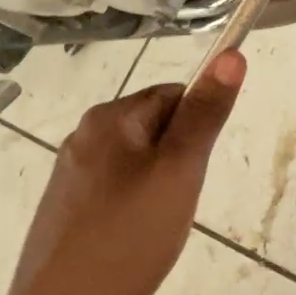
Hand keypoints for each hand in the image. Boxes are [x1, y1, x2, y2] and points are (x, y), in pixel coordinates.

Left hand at [9, 51, 246, 294]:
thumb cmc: (127, 236)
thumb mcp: (179, 170)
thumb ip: (206, 113)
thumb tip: (232, 53)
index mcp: (109, 117)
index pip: (175, 96)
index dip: (193, 131)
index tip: (190, 169)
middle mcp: (84, 136)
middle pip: (156, 129)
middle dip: (175, 162)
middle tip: (173, 202)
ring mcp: (69, 175)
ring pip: (138, 163)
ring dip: (155, 187)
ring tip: (153, 226)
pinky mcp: (63, 211)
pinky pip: (115, 192)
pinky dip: (131, 210)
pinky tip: (131, 241)